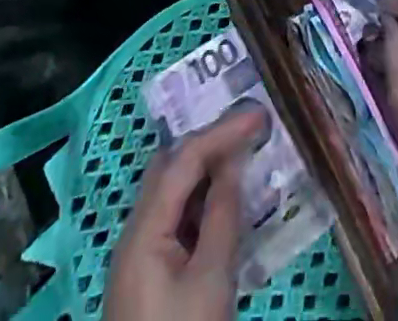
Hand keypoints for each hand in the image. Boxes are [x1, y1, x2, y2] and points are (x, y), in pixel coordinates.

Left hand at [105, 105, 268, 320]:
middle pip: (171, 168)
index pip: (183, 161)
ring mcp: (142, 251)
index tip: (260, 114)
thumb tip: (235, 163)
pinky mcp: (152, 270)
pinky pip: (178, 216)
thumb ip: (222, 217)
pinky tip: (230, 199)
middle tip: (253, 127)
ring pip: (174, 191)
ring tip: (247, 152)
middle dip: (211, 140)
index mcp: (144, 229)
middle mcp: (137, 230)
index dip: (222, 132)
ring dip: (209, 167)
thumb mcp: (211, 282)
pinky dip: (205, 198)